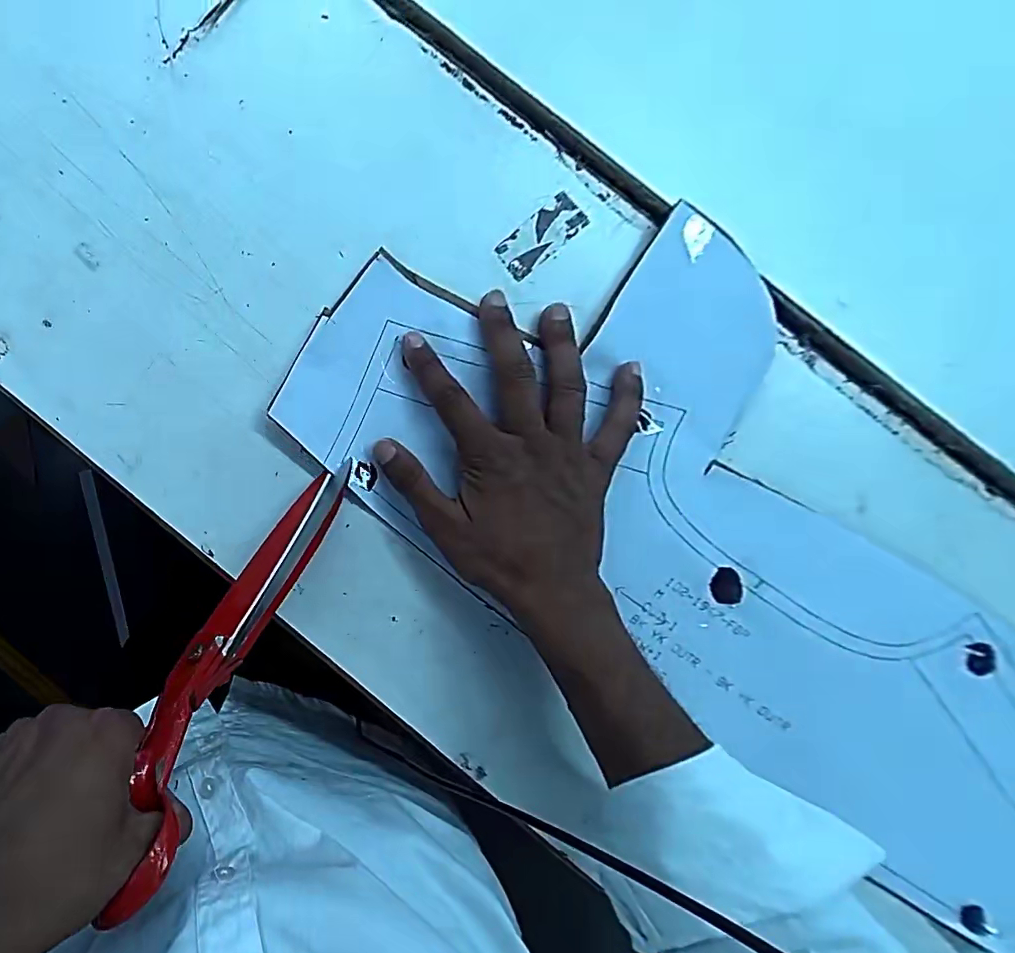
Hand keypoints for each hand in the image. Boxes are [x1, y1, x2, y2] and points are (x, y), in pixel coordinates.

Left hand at [0, 707, 189, 952]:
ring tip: (57, 822)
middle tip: (99, 816)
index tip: (133, 800)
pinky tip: (24, 819)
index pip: (137, 729)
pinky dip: (32, 774)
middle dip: (104, 763)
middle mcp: (59, 719)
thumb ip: (163, 819)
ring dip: (66, 766)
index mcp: (102, 733)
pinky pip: (25, 754)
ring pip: (58, 742)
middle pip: (96, 731)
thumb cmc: (65, 876)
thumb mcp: (132, 855)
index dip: (141, 764)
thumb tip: (170, 808)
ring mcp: (17, 733)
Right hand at [372, 291, 641, 631]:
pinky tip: (631, 369)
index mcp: (489, 457)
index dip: (430, 370)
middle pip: (514, 380)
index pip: (452, 404)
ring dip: (562, 348)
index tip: (415, 341)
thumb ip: (414, 483)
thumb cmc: (493, 558)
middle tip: (493, 301)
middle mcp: (531, 443)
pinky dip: (626, 398)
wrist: (553, 589)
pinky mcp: (596, 468)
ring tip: (557, 312)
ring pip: (567, 390)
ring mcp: (569, 452)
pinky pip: (616, 427)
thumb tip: (384, 446)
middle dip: (500, 337)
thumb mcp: (442, 526)